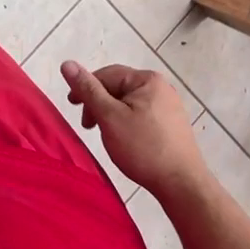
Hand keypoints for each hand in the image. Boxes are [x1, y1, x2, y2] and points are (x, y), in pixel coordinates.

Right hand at [62, 61, 206, 196]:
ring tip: (106, 136)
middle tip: (88, 127)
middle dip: (99, 104)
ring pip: (129, 104)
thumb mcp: (110, 117)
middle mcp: (161, 88)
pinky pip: (141, 116)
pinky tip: (124, 141)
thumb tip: (67, 64)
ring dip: (111, 116)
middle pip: (118, 88)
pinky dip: (126, 124)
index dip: (86, 88)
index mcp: (147, 80)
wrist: (182, 185)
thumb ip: (88, 90)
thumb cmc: (144, 148)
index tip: (73, 107)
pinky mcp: (172, 126)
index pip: (107, 74)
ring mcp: (169, 107)